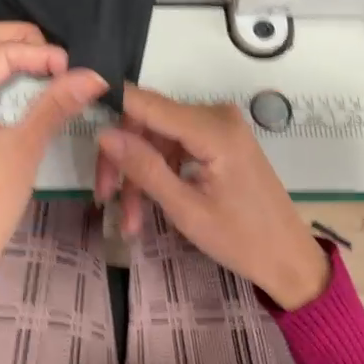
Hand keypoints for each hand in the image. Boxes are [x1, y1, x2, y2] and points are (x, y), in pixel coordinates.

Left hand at [0, 22, 106, 363]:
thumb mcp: (23, 150)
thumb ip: (55, 105)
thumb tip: (94, 74)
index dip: (39, 52)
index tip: (74, 68)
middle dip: (22, 41)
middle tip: (59, 60)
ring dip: (16, 59)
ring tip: (53, 73)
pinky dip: (10, 81)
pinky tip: (37, 93)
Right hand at [95, 84, 330, 310]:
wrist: (290, 260)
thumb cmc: (242, 241)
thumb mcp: (186, 210)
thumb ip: (144, 168)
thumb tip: (104, 133)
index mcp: (213, 129)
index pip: (147, 103)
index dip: (110, 102)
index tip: (74, 105)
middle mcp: (216, 115)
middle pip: (149, 122)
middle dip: (124, 159)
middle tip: (104, 198)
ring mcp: (220, 126)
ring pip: (159, 138)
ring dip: (139, 174)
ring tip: (129, 220)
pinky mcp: (220, 140)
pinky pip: (176, 146)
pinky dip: (159, 173)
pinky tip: (147, 207)